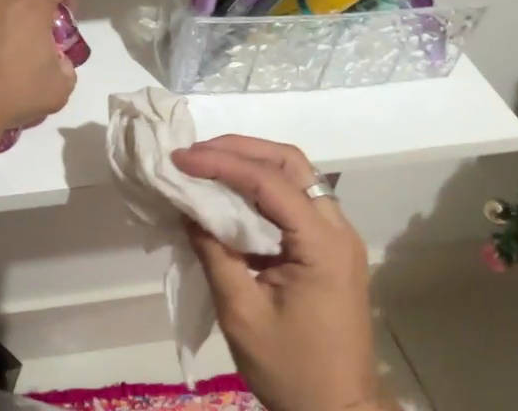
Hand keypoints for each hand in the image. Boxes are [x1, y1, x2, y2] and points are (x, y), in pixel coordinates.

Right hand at [173, 136, 380, 410]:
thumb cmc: (291, 369)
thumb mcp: (242, 313)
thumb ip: (214, 252)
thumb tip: (188, 208)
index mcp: (322, 244)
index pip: (269, 182)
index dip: (221, 163)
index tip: (180, 159)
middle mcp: (337, 229)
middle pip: (289, 163)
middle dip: (238, 149)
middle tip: (194, 154)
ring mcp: (337, 237)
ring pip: (294, 175)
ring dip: (249, 164)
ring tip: (205, 167)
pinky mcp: (328, 248)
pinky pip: (294, 200)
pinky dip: (259, 188)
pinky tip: (227, 196)